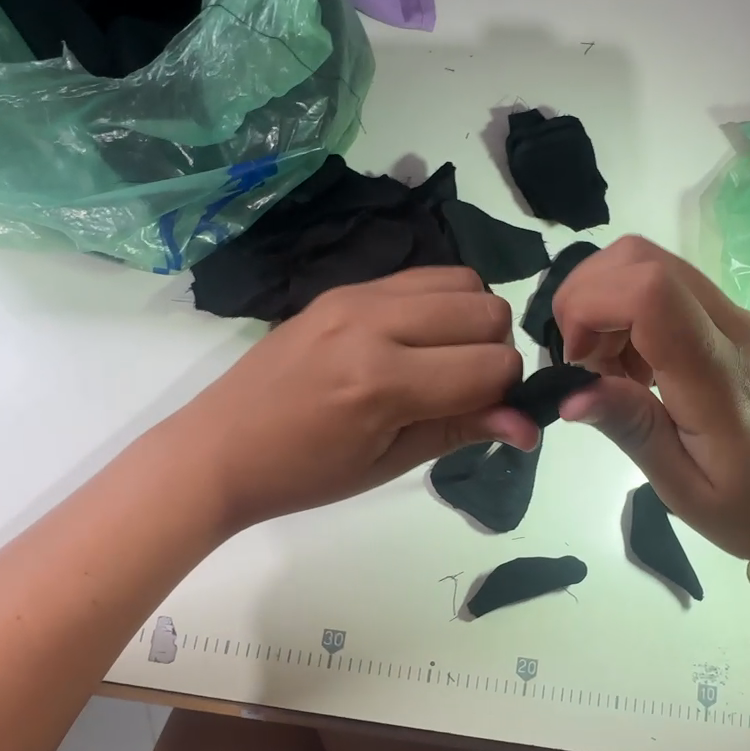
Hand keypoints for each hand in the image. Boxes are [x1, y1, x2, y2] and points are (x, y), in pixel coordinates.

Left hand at [160, 268, 537, 531]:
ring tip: (442, 362)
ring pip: (461, 281)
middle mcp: (374, 322)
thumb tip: (529, 424)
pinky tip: (414, 342)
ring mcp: (355, 296)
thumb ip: (461, 430)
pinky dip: (438, 304)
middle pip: (486, 310)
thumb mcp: (388, 463)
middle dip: (494, 352)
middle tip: (464, 390)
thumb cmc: (304, 474)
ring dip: (471, 320)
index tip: (486, 417)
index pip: (491, 365)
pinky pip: (419, 276)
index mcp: (383, 381)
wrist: (220, 448)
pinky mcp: (342, 288)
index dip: (505, 395)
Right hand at [553, 237, 749, 575]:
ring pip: (659, 270)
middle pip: (646, 260)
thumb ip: (632, 428)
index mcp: (720, 374)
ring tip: (609, 377)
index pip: (648, 289)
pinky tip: (640, 376)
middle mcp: (736, 329)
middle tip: (581, 365)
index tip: (573, 362)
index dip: (589, 305)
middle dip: (589, 297)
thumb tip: (568, 393)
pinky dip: (638, 319)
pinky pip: (679, 298)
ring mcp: (747, 325)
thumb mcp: (688, 490)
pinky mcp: (748, 333)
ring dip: (611, 308)